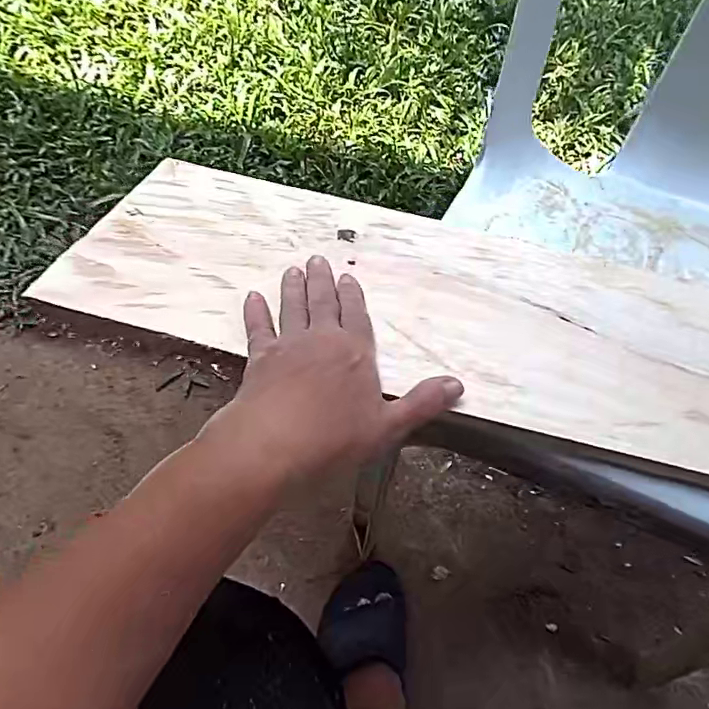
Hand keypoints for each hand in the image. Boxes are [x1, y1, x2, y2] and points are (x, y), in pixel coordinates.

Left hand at [193, 256, 462, 496]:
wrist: (270, 448)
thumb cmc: (334, 439)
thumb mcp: (389, 425)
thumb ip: (422, 403)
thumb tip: (456, 385)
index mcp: (356, 353)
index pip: (357, 317)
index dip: (353, 296)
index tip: (348, 277)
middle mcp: (322, 342)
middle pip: (324, 304)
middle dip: (322, 282)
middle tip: (317, 260)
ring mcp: (288, 349)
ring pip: (292, 309)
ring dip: (293, 289)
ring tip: (293, 270)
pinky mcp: (259, 361)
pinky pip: (258, 329)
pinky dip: (255, 312)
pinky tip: (252, 298)